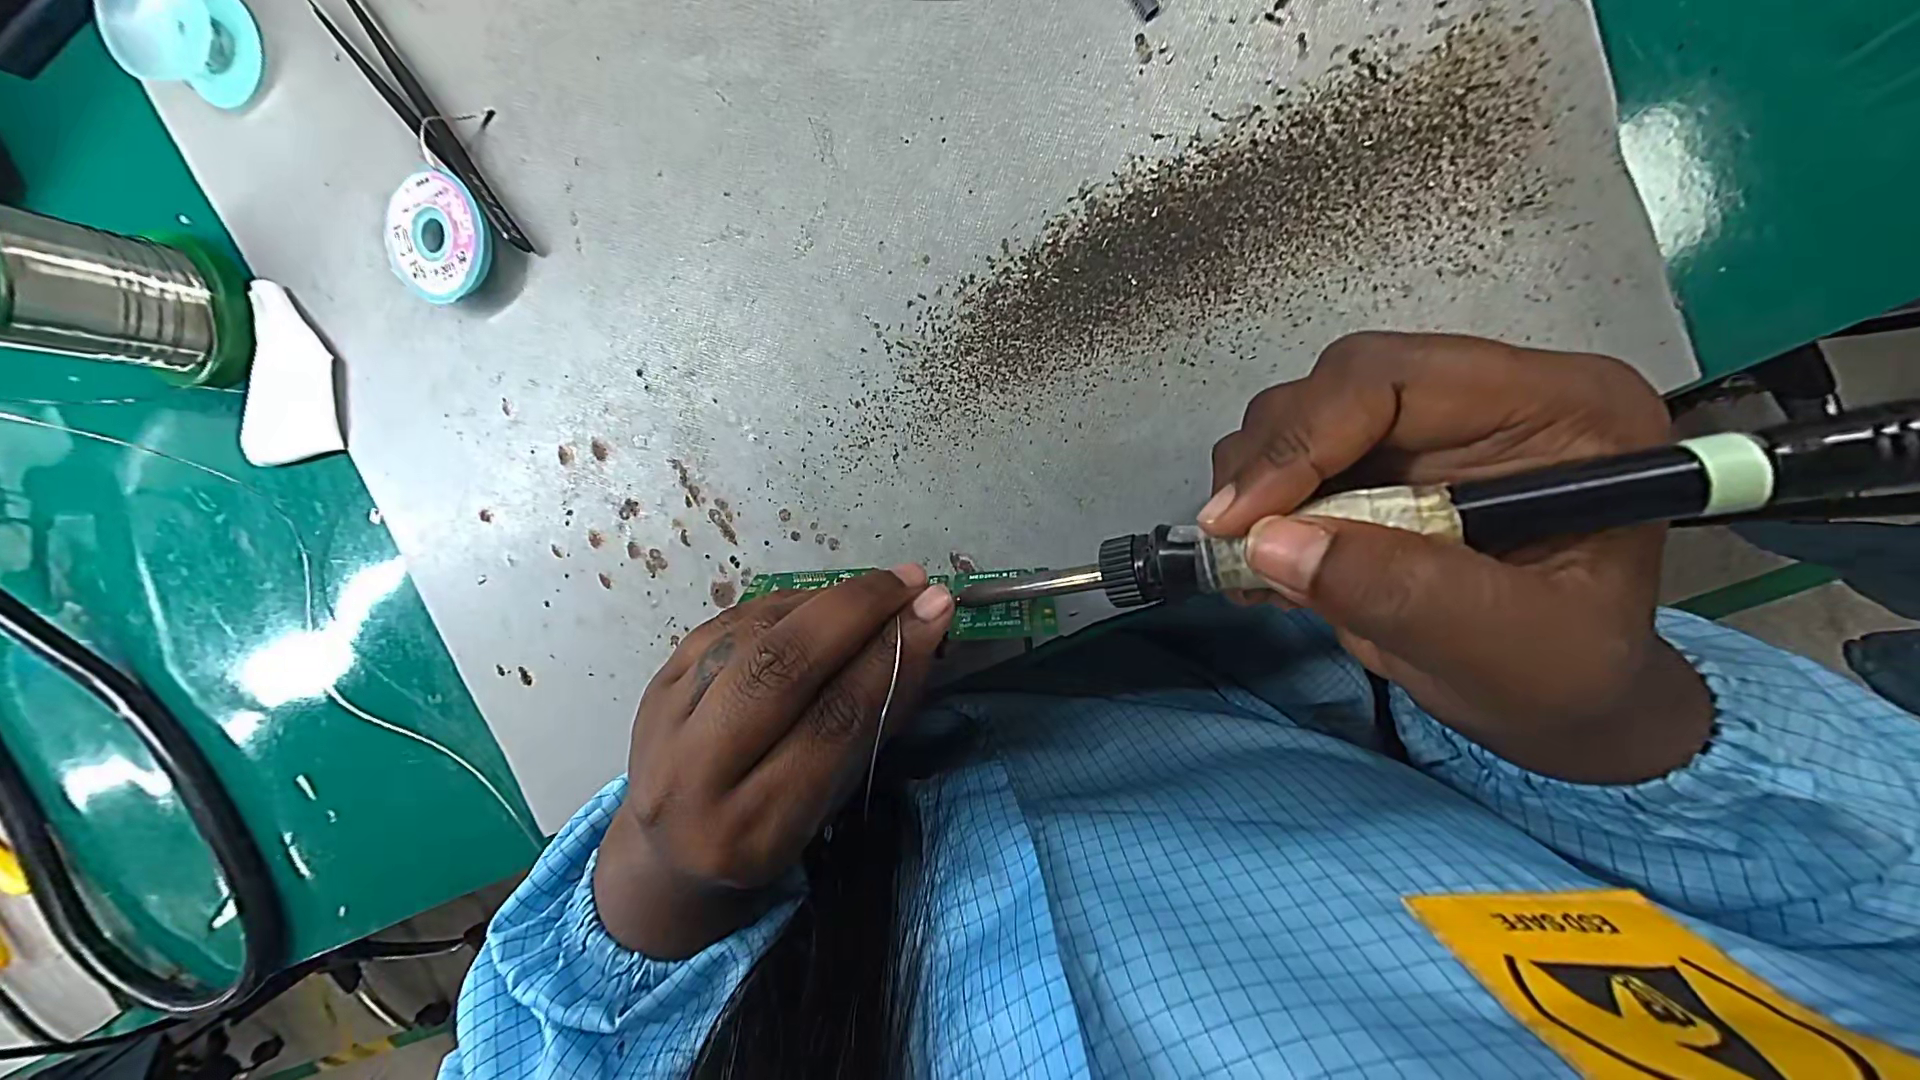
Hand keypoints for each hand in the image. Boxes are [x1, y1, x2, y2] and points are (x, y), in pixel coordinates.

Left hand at [594, 567, 953, 958]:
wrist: (672, 848)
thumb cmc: (771, 830)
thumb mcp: (830, 798)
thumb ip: (875, 721)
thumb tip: (920, 631)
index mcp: (753, 827)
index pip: (834, 722)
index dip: (890, 657)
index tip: (934, 610)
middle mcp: (695, 774)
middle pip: (782, 665)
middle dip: (856, 609)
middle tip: (909, 581)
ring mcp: (664, 720)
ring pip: (754, 633)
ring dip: (826, 599)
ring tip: (876, 588)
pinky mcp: (656, 680)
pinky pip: (732, 621)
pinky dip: (789, 602)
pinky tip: (826, 599)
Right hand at [1203, 332, 1710, 782]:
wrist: (1547, 697)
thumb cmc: (1559, 676)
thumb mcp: (1504, 649)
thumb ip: (1400, 592)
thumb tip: (1268, 543)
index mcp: (1555, 411)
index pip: (1395, 380)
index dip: (1305, 439)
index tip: (1244, 520)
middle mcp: (1479, 400)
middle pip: (1334, 387)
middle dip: (1269, 462)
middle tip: (1232, 539)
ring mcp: (1415, 430)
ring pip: (1293, 415)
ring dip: (1252, 486)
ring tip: (1250, 560)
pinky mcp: (1366, 463)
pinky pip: (1279, 459)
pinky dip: (1251, 509)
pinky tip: (1258, 561)